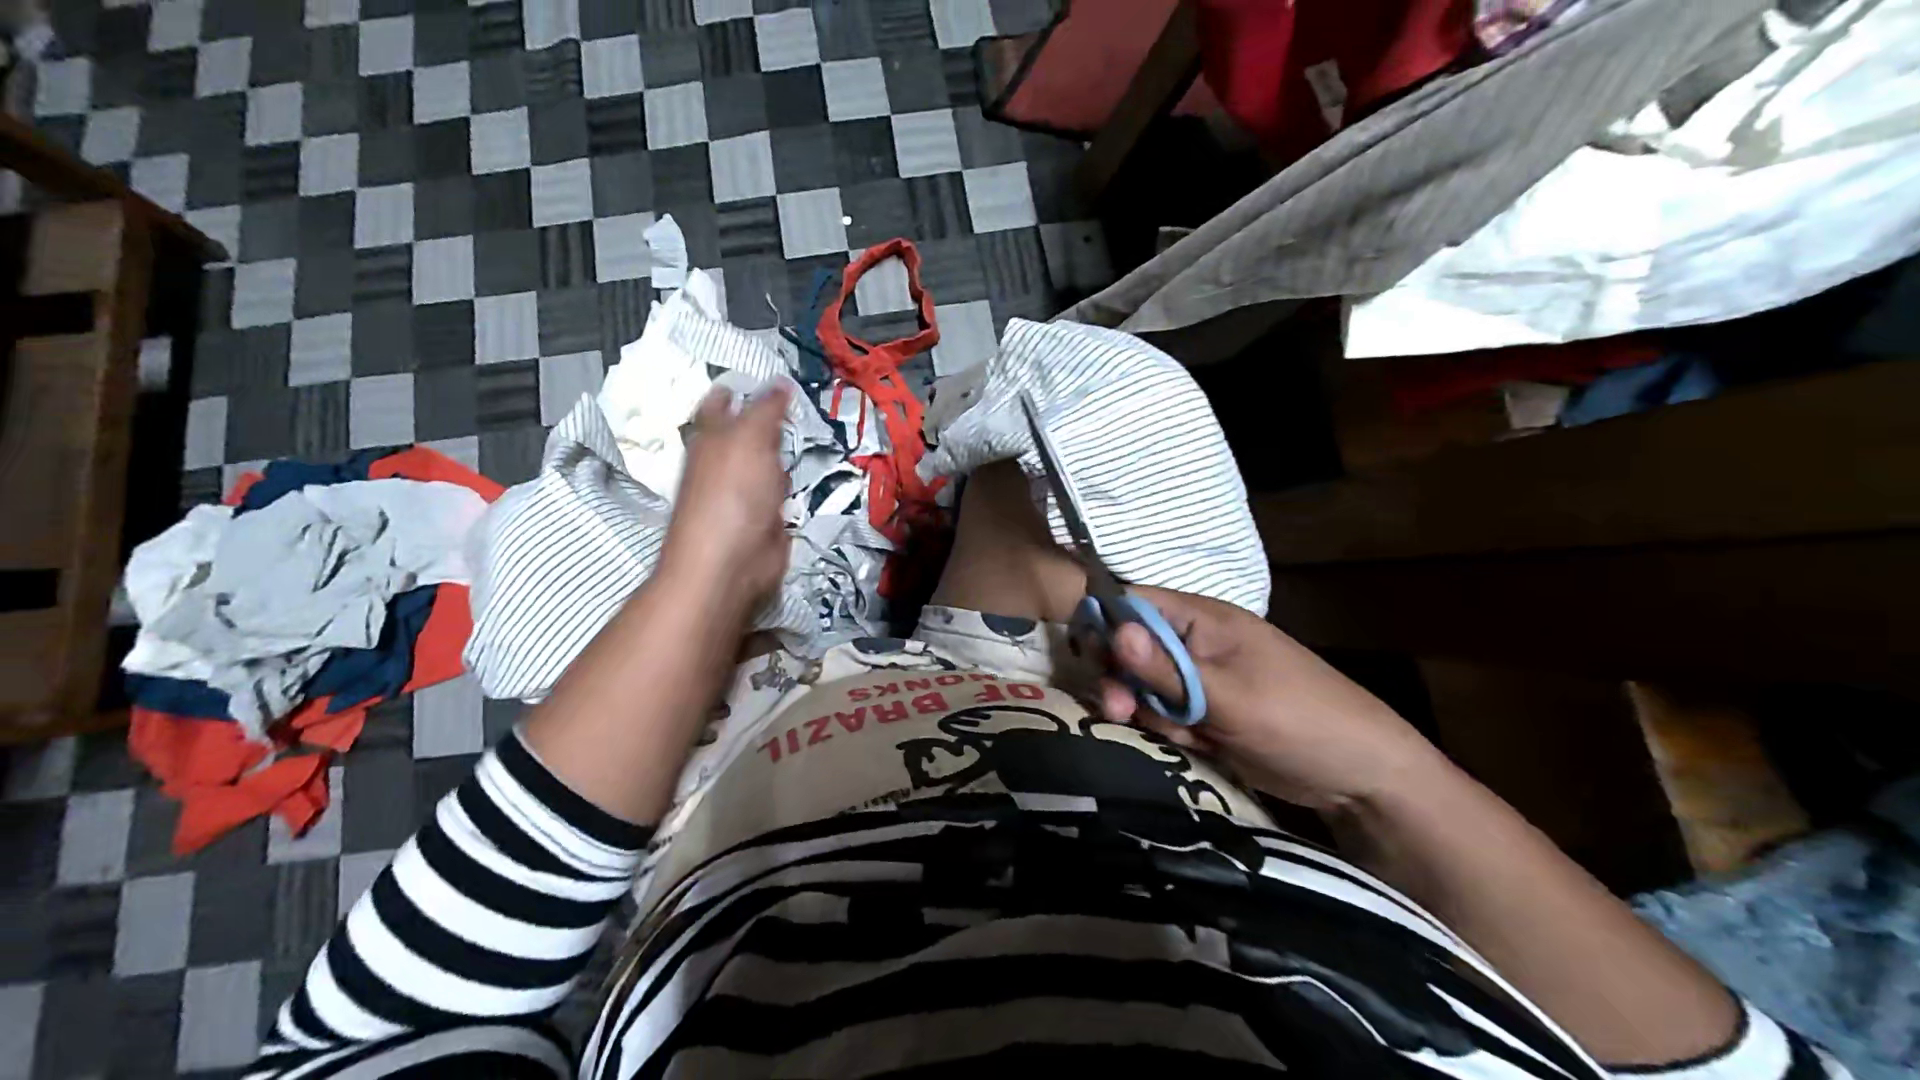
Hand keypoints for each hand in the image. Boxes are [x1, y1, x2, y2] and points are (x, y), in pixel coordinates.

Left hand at [658, 385, 791, 613]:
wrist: (731, 562)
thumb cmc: (732, 494)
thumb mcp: (751, 439)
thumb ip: (767, 409)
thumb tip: (780, 381)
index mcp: (711, 439)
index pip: (719, 406)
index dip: (735, 391)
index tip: (758, 381)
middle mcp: (724, 464)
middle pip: (745, 436)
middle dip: (764, 422)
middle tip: (792, 405)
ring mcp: (744, 495)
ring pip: (766, 466)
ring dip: (781, 457)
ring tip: (805, 436)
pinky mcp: (764, 521)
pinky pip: (782, 496)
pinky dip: (792, 488)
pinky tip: (804, 479)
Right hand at [1096, 586, 1449, 811]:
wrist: (1362, 777)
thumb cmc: (1300, 721)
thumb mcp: (1228, 697)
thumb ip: (1167, 668)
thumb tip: (1113, 627)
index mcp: (1205, 619)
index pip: (1136, 602)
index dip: (1106, 623)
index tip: (1087, 657)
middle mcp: (1197, 642)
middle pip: (1133, 647)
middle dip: (1124, 678)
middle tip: (1119, 710)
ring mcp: (1202, 678)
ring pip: (1146, 685)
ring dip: (1149, 709)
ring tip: (1179, 733)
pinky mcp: (1208, 710)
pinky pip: (1167, 711)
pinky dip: (1171, 727)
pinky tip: (1195, 743)